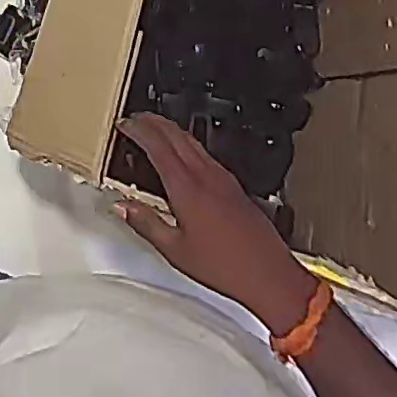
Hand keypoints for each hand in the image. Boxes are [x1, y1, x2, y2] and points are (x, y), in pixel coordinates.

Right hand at [115, 113, 318, 329]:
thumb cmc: (227, 268)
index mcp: (186, 188)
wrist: (272, 278)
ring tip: (154, 129)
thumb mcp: (176, 250)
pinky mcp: (234, 186)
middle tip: (135, 118)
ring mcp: (222, 178)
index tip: (124, 124)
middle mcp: (205, 176)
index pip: (156, 144)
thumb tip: (124, 207)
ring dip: (169, 128)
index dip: (137, 129)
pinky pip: (204, 152)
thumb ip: (146, 223)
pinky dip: (185, 142)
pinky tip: (183, 154)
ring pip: (191, 139)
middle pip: (174, 133)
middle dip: (152, 120)